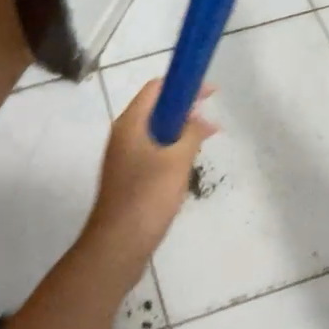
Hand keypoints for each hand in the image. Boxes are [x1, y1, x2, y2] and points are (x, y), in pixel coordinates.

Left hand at [82, 79, 217, 268]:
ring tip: (202, 140)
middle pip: (155, 109)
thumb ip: (192, 134)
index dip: (183, 85)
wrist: (118, 244)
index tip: (210, 92)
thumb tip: (205, 119)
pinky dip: (170, 150)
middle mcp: (123, 134)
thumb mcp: (177, 161)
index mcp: (130, 123)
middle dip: (183, 109)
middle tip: (210, 116)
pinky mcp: (127, 176)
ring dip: (178, 131)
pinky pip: (151, 152)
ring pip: (154, 132)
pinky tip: (186, 165)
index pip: (156, 88)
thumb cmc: (147, 197)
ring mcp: (123, 156)